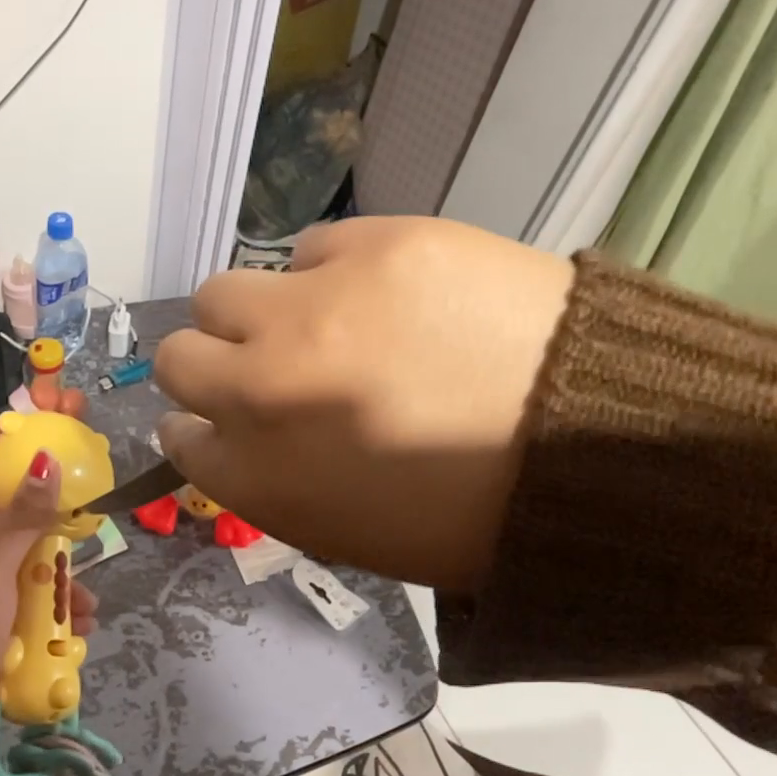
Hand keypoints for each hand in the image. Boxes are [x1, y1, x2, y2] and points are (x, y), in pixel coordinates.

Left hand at [0, 426, 96, 750]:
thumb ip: (23, 518)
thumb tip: (48, 456)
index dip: (0, 436)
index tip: (42, 419)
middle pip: (18, 516)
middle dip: (57, 518)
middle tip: (94, 514)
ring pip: (35, 571)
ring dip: (64, 583)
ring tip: (86, 606)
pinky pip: (37, 615)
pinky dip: (58, 622)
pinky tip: (78, 635)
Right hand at [154, 217, 573, 589]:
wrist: (600, 452)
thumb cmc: (463, 517)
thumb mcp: (337, 528)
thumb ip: (263, 479)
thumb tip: (227, 429)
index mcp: (256, 477)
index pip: (178, 435)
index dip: (200, 426)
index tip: (225, 420)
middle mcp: (260, 391)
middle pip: (176, 356)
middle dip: (211, 367)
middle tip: (268, 367)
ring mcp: (311, 311)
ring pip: (222, 293)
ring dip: (257, 314)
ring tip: (321, 323)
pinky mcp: (376, 246)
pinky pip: (311, 249)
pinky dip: (331, 275)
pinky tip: (386, 298)